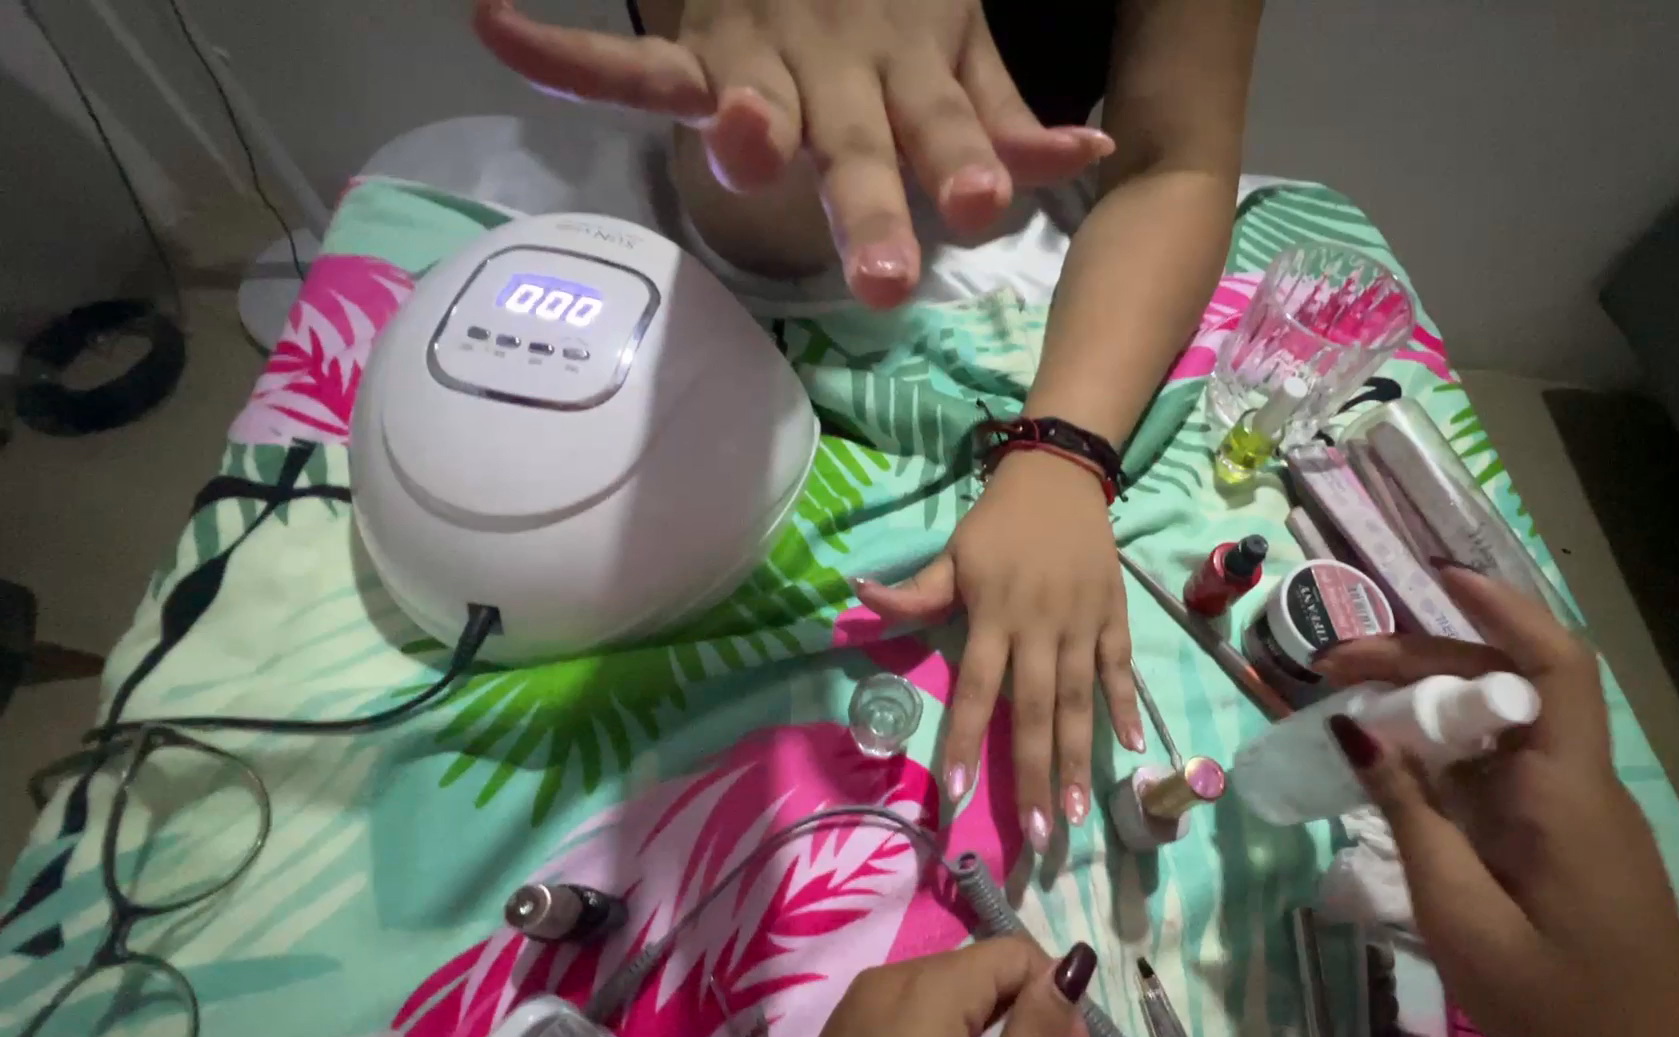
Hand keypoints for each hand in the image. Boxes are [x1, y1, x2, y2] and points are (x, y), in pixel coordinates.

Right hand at [473, 0, 1112, 306]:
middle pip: (858, 145)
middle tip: (884, 281)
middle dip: (871, 208)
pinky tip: (502, 31)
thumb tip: (1089, 152)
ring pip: (753, 96)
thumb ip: (1007, 121)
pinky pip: (635, 63)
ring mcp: (763, 58)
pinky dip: (574, 58)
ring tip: (742, 140)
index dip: (966, 163)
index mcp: (911, 77)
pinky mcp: (696, 50)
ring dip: (744, 117)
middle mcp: (842, 72)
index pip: (947, 128)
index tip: (983, 205)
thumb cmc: (898, 13)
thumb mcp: (959, 61)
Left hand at [798, 938, 1095, 1036]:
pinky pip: (906, 1013)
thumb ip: (1035, 1035)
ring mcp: (855, 1004)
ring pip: (942, 993)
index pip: (1013, 952)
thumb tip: (1074, 963)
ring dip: (979, 1030)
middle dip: (1016, 1016)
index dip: (1054, 996)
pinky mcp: (839, 1035)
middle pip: (977, 971)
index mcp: (925, 986)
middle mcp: (886, 976)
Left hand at [859, 451, 1145, 850]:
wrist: (1057, 478)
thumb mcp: (952, 553)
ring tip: (1080, 811)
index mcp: (995, 615)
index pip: (978, 689)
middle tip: (1040, 834)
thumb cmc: (996, 523)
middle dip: (1035, 773)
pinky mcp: (1114, 615)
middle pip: (1035, 709)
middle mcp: (1040, 627)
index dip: (967, 741)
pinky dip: (1127, 705)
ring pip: (1080, 699)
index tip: (959, 794)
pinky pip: (1120, 667)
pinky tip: (1134, 747)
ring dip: (1080, 755)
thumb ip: (914, 591)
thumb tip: (856, 596)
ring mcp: (1083, 623)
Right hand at [1313, 564, 1678, 1036]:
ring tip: (1341, 696)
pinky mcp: (1546, 829)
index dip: (1503, 609)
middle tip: (1329, 666)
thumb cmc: (1549, 1001)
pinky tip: (1382, 755)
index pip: (1553, 668)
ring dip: (1417, 698)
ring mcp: (1561, 805)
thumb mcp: (1457, 908)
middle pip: (1500, 683)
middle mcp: (1571, 781)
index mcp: (1565, 792)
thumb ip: (1408, 810)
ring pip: (1490, 720)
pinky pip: (1487, 764)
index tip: (1437, 578)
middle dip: (1415, 658)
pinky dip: (1432, 745)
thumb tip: (1352, 730)